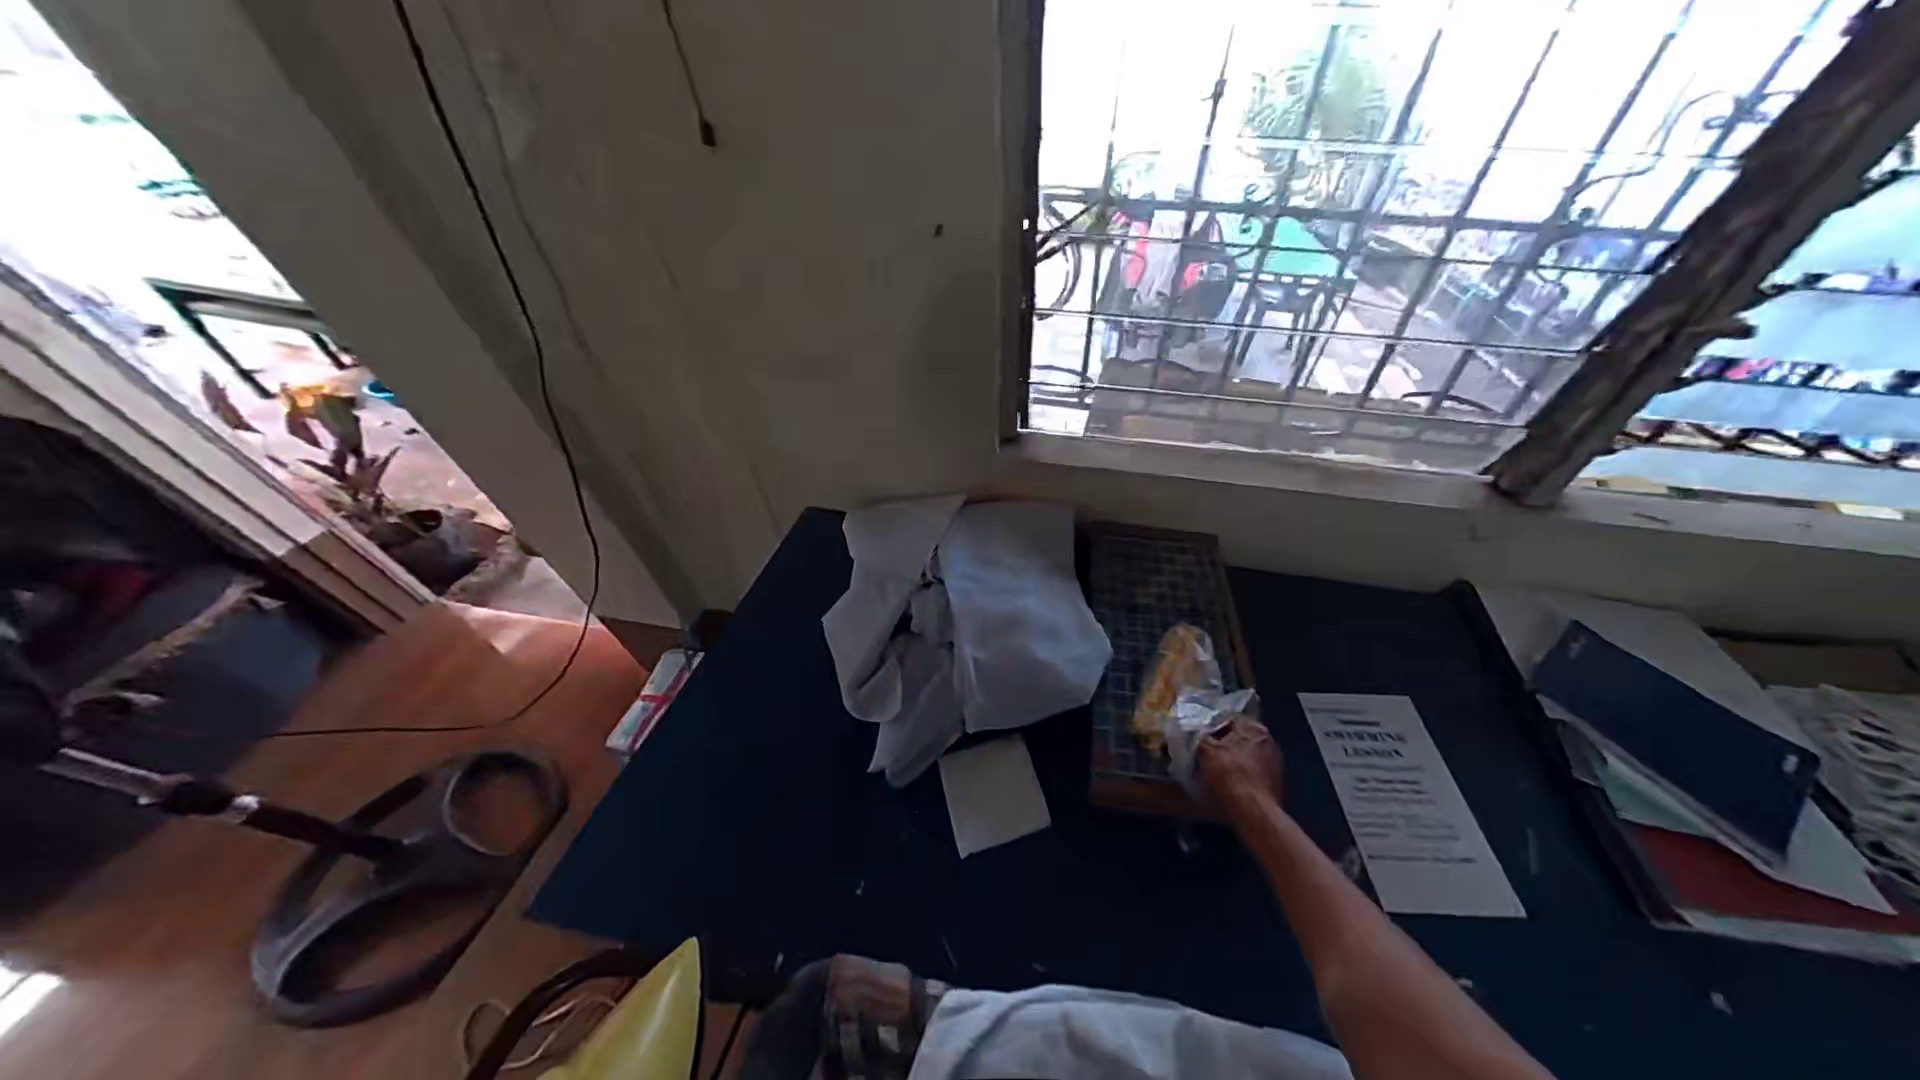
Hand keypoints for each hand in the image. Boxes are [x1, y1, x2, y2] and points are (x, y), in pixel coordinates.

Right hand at [1197, 716, 1283, 817]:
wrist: (1254, 811)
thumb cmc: (1229, 775)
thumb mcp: (1206, 750)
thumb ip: (1201, 735)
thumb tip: (1197, 731)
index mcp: (1253, 727)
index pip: (1228, 718)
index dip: (1211, 726)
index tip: (1199, 737)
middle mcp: (1269, 739)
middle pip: (1239, 735)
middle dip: (1224, 742)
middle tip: (1205, 751)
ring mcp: (1275, 760)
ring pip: (1247, 752)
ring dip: (1234, 757)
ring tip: (1216, 768)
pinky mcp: (1276, 779)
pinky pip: (1253, 769)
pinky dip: (1243, 771)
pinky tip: (1231, 780)